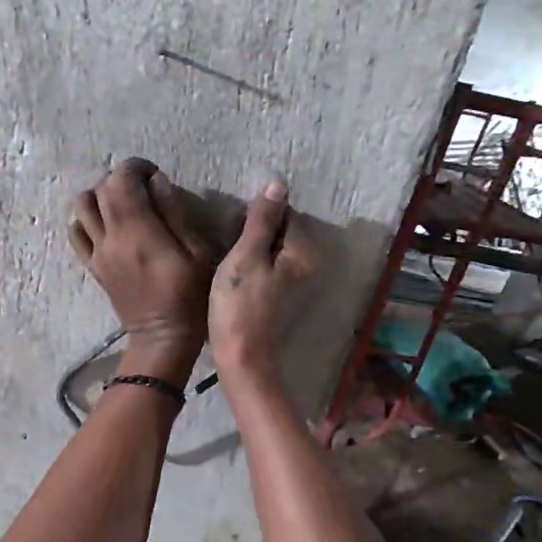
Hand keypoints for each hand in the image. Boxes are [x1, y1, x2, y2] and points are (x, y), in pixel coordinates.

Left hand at [69, 158, 212, 363]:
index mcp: (137, 230)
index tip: (153, 172)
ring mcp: (97, 253)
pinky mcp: (93, 267)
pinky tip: (106, 226)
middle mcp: (109, 237)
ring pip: (81, 207)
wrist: (163, 338)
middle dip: (120, 178)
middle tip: (143, 187)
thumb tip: (157, 181)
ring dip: (100, 196)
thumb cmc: (190, 295)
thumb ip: (174, 212)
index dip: (134, 167)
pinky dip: (85, 220)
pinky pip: (76, 234)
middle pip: (100, 189)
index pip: (120, 180)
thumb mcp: (196, 251)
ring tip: (122, 204)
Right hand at [211, 179, 316, 374]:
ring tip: (231, 261)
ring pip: (274, 248)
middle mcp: (310, 264)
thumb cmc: (240, 305)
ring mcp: (298, 281)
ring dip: (253, 248)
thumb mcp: (247, 256)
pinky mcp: (284, 295)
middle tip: (231, 245)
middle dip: (256, 231)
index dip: (257, 215)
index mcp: (305, 252)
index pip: (285, 213)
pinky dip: (255, 265)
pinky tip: (238, 276)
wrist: (242, 357)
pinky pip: (271, 266)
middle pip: (281, 230)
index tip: (235, 229)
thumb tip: (278, 185)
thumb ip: (262, 220)